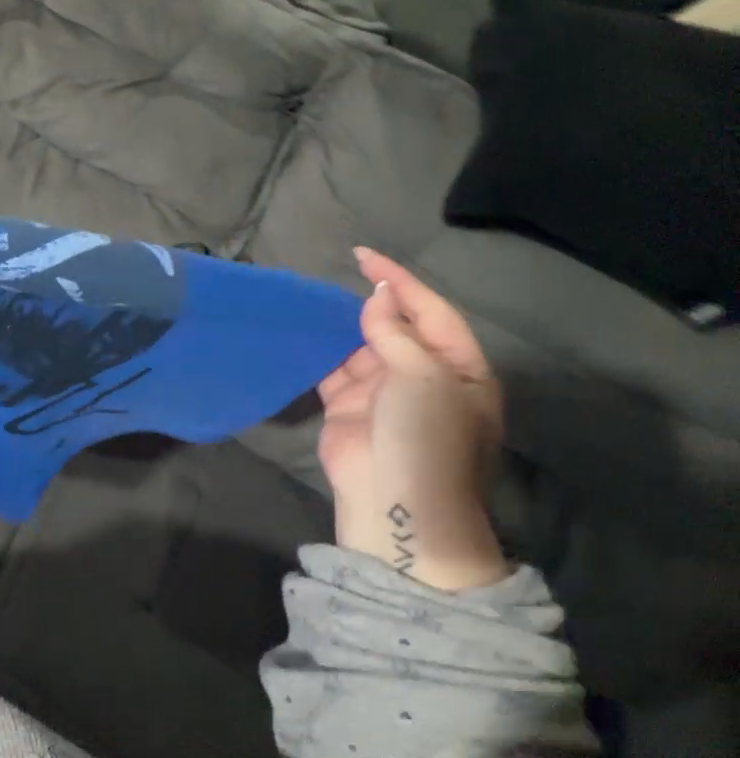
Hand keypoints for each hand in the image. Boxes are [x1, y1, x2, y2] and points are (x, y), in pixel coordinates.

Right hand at [316, 247, 507, 590]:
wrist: (396, 501)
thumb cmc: (424, 436)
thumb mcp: (421, 377)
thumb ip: (395, 333)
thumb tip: (379, 297)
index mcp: (459, 368)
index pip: (429, 312)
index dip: (399, 281)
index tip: (362, 256)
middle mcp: (424, 377)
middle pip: (395, 327)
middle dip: (368, 303)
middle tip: (332, 277)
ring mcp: (384, 394)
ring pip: (359, 347)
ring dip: (338, 326)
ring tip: (309, 301)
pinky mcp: (347, 408)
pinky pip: (330, 370)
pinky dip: (315, 352)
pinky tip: (297, 333)